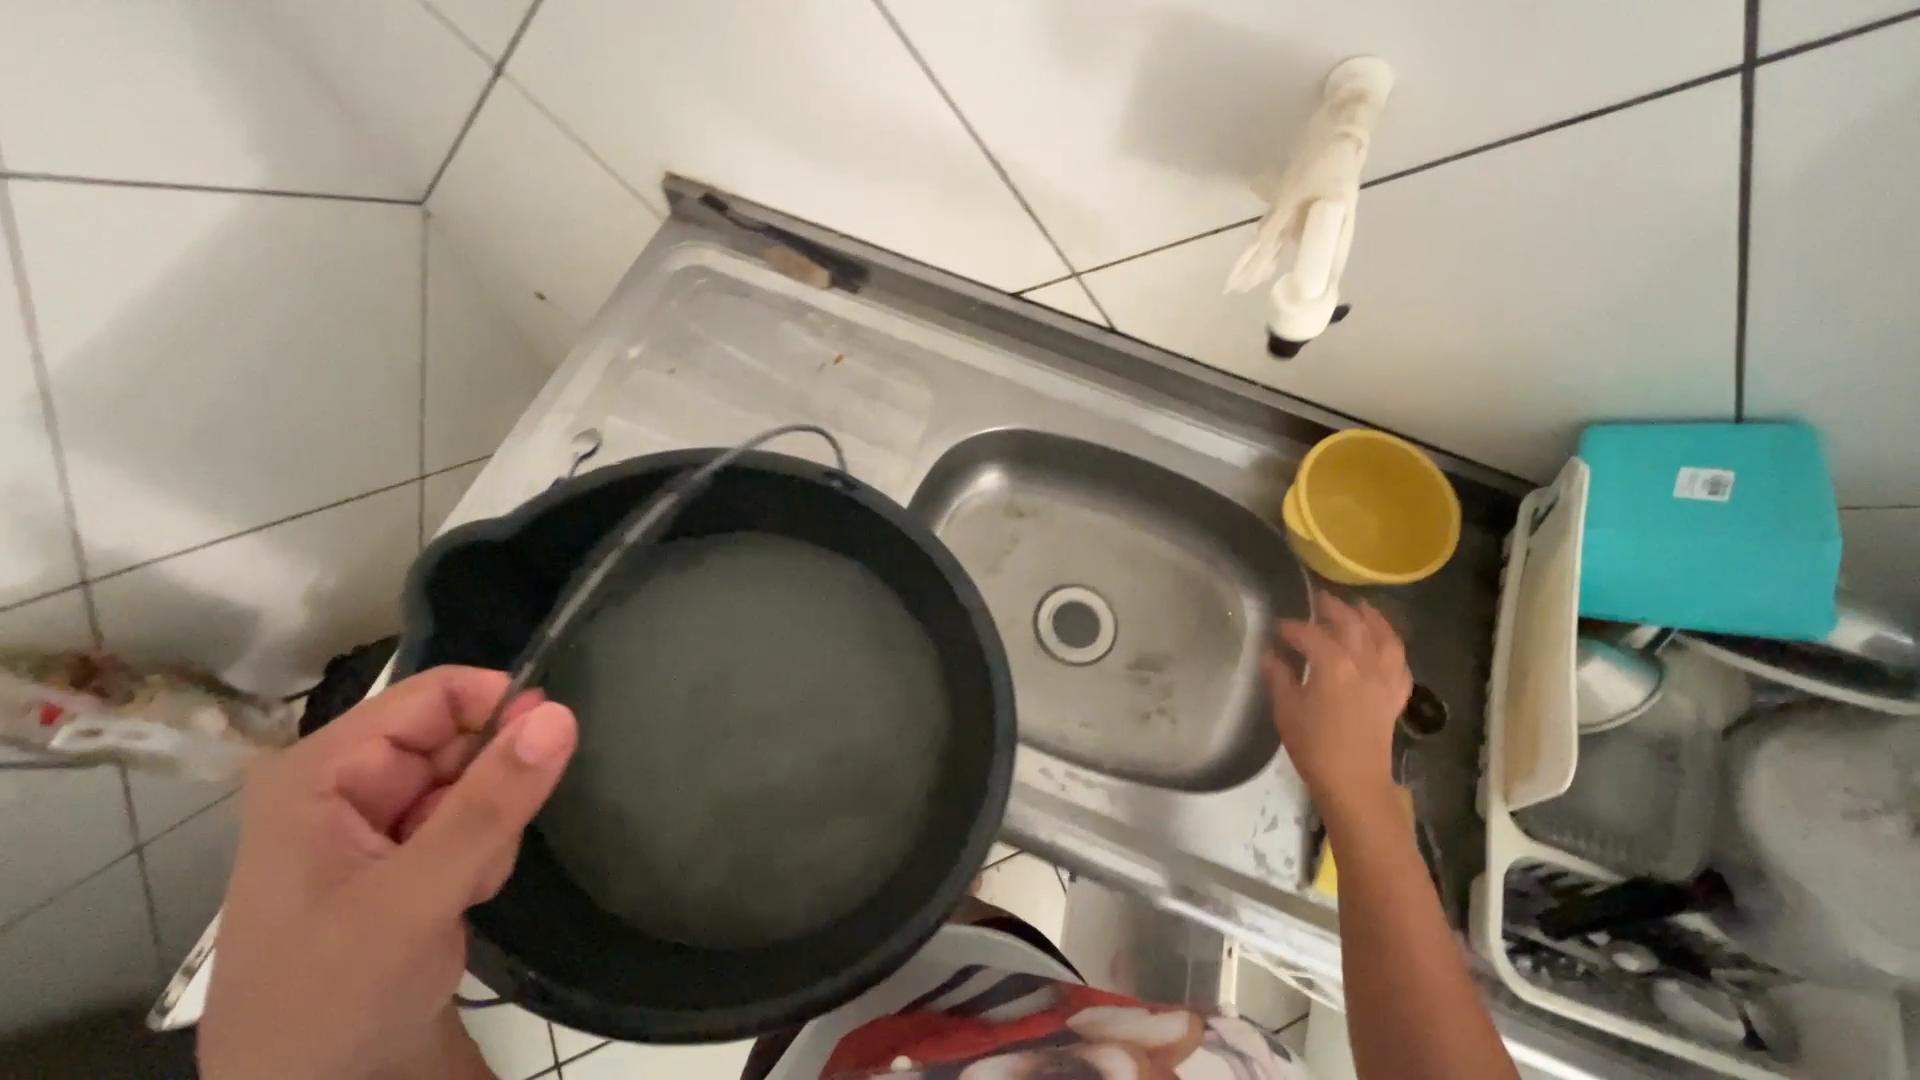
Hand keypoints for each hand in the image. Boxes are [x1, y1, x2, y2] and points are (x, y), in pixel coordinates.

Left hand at [198, 666, 577, 1079]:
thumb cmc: (336, 995)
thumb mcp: (416, 898)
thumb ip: (490, 805)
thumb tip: (560, 714)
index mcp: (321, 771)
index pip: (432, 695)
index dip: (497, 707)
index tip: (549, 743)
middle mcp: (346, 784)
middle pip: (459, 738)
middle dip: (489, 789)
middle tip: (485, 850)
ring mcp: (375, 822)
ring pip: (475, 781)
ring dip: (489, 831)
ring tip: (464, 888)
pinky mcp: (405, 855)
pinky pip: (472, 820)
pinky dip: (484, 854)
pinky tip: (462, 898)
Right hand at [1261, 591, 1410, 800]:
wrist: (1354, 783)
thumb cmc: (1314, 748)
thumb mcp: (1286, 711)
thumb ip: (1279, 678)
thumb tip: (1271, 655)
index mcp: (1333, 666)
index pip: (1311, 635)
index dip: (1292, 628)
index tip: (1278, 627)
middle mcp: (1364, 665)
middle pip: (1352, 625)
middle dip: (1334, 609)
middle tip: (1319, 598)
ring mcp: (1384, 680)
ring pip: (1384, 638)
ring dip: (1372, 619)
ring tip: (1361, 607)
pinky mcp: (1395, 697)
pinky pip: (1399, 664)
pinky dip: (1392, 649)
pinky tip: (1384, 646)